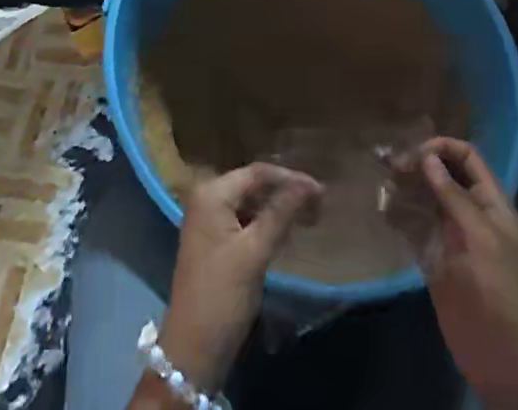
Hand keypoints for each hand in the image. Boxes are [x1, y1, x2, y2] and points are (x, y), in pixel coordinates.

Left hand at [158, 164, 321, 391]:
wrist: (195, 344)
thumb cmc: (224, 292)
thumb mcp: (255, 251)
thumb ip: (281, 213)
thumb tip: (309, 183)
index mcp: (211, 193)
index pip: (257, 172)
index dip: (290, 178)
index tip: (322, 191)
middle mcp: (206, 198)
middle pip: (252, 185)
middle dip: (285, 192)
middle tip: (319, 206)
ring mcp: (208, 220)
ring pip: (249, 203)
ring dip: (277, 208)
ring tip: (309, 218)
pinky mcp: (214, 241)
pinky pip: (244, 220)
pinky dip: (265, 223)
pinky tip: (286, 233)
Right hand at [394, 139, 517, 409]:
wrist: (513, 367)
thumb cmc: (505, 298)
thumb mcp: (484, 242)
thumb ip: (456, 199)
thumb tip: (427, 157)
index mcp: (493, 207)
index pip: (468, 159)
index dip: (442, 148)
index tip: (412, 154)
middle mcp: (471, 216)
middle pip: (443, 176)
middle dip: (416, 164)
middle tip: (385, 165)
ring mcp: (451, 240)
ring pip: (424, 201)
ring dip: (403, 188)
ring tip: (378, 182)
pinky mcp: (434, 263)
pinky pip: (414, 230)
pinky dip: (397, 216)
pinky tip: (380, 210)